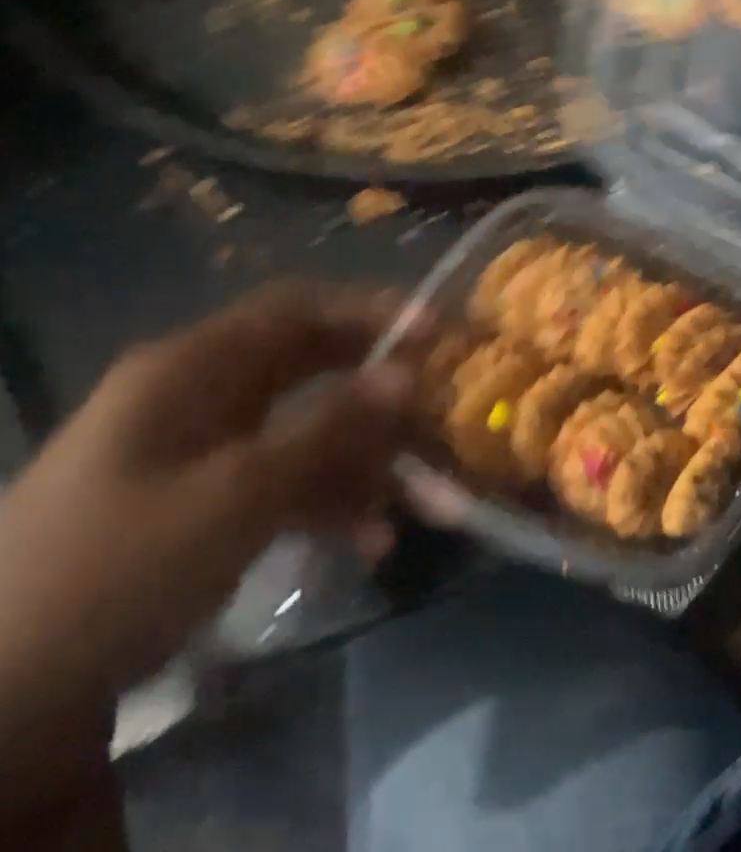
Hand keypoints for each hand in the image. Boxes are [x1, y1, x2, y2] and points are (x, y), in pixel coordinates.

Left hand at [0, 282, 416, 704]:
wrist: (15, 683)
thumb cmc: (121, 566)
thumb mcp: (240, 493)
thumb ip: (332, 428)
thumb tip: (409, 372)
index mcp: (191, 372)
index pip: (297, 310)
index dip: (374, 314)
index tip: (443, 338)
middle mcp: (203, 398)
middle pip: (317, 368)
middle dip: (386, 395)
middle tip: (446, 415)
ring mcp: (208, 450)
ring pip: (317, 431)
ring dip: (373, 466)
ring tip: (428, 511)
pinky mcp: (215, 499)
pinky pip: (297, 481)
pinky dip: (338, 504)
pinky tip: (370, 544)